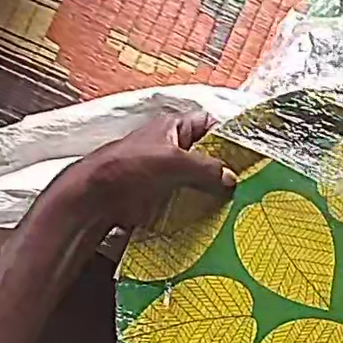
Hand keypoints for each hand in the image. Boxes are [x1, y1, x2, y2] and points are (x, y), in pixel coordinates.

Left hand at [44, 112, 236, 227]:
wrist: (94, 198)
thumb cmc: (127, 167)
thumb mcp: (172, 161)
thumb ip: (205, 167)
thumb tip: (231, 178)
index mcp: (174, 128)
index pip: (210, 124)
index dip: (229, 135)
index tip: (249, 152)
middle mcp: (171, 147)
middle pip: (207, 156)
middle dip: (224, 169)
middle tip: (247, 183)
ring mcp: (166, 173)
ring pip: (198, 181)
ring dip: (212, 193)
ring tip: (236, 204)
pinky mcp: (161, 196)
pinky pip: (186, 200)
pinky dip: (198, 208)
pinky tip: (214, 219)